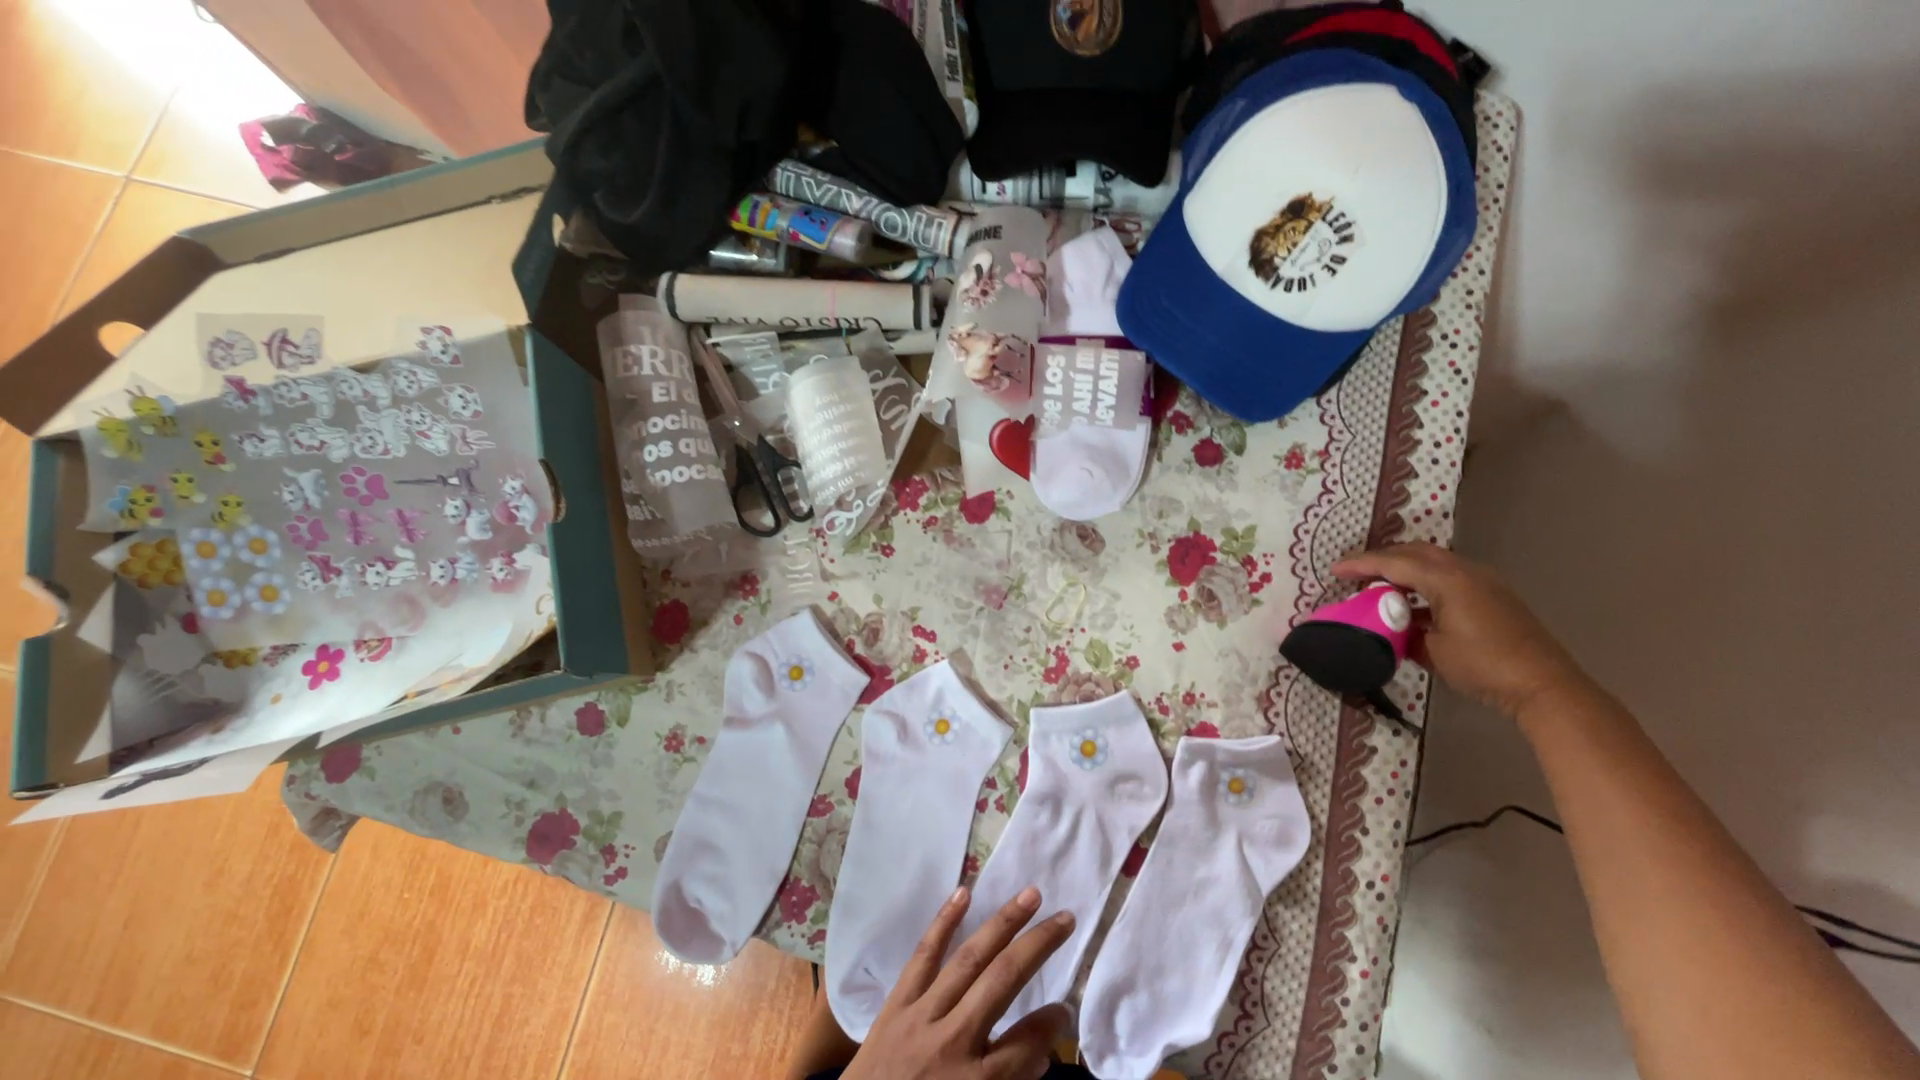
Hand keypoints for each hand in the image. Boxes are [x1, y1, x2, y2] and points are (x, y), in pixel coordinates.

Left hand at [841, 886, 1074, 1079]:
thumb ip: (1010, 1079)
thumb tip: (1043, 1049)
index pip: (1026, 1043)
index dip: (1051, 1023)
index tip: (1066, 1007)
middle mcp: (953, 1040)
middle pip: (1003, 982)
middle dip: (1038, 946)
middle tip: (1066, 919)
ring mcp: (921, 1016)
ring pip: (969, 959)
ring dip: (1003, 922)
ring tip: (1030, 895)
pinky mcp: (895, 1003)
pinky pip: (922, 956)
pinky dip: (943, 923)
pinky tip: (963, 893)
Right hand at [1332, 542, 1589, 718]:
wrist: (1544, 685)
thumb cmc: (1483, 667)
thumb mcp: (1432, 651)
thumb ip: (1406, 632)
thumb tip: (1392, 627)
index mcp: (1446, 580)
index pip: (1394, 564)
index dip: (1361, 565)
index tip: (1335, 570)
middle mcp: (1465, 571)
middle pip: (1415, 552)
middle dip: (1383, 559)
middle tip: (1357, 573)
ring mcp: (1484, 581)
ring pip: (1435, 563)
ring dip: (1406, 570)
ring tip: (1382, 587)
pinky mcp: (1494, 596)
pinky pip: (1449, 577)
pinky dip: (1425, 583)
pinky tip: (1414, 605)